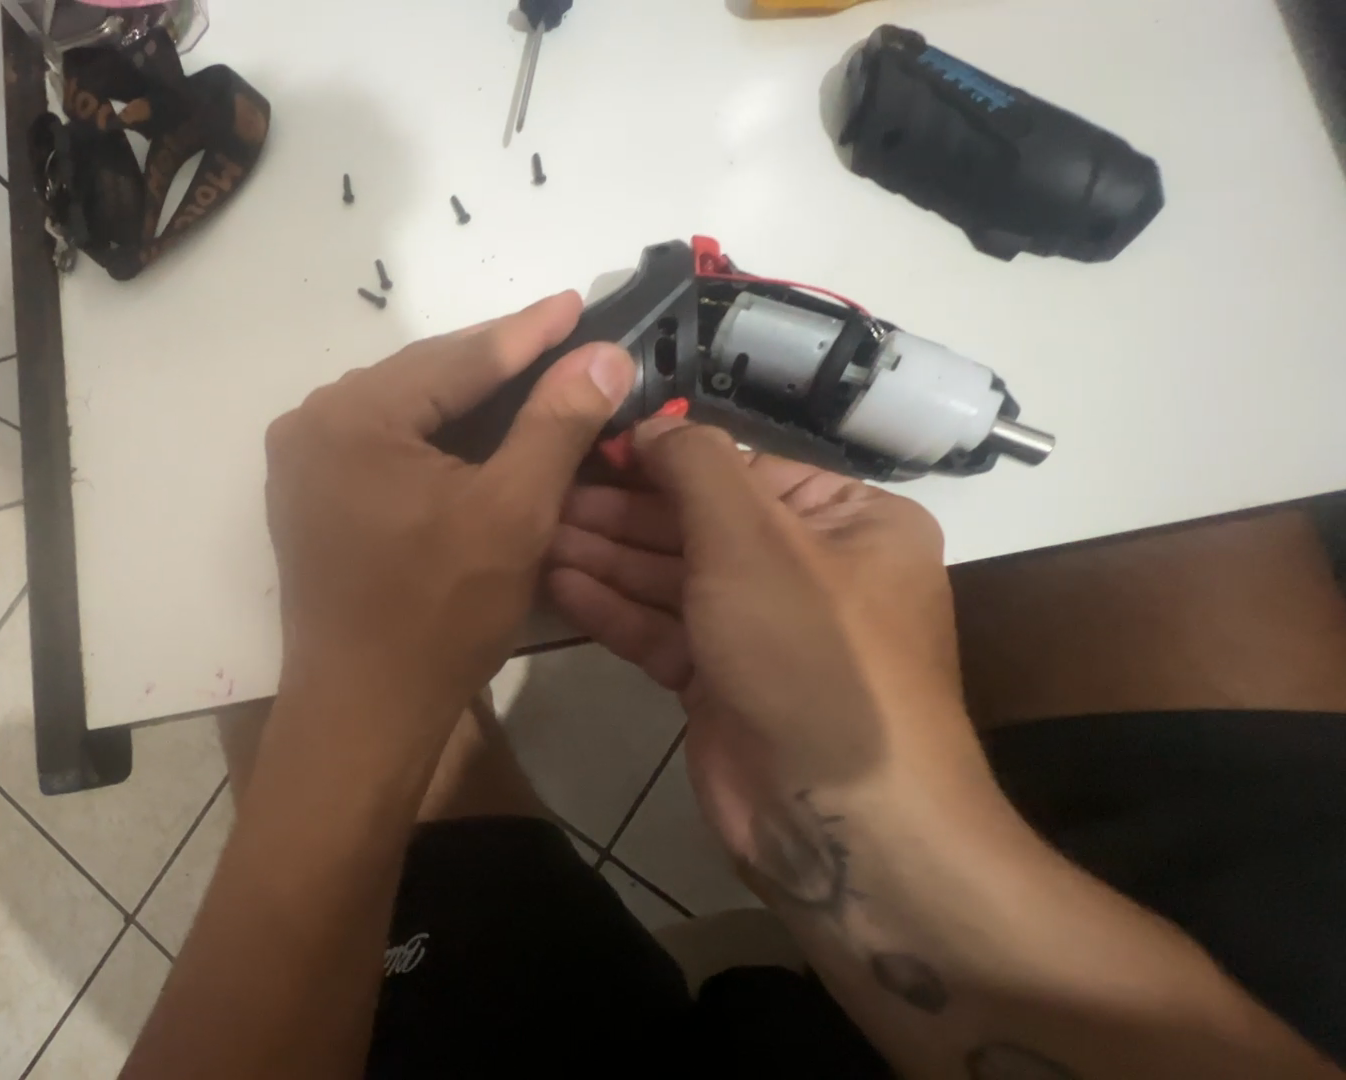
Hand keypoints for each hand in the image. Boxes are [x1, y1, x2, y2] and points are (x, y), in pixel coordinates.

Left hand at [265, 292, 634, 758]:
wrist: (363, 709)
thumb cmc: (439, 615)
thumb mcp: (512, 514)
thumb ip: (556, 424)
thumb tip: (602, 356)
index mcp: (351, 416)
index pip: (456, 358)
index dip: (527, 332)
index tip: (576, 303)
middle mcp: (311, 423)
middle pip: (423, 377)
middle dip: (496, 364)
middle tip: (563, 342)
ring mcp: (301, 460)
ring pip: (403, 410)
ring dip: (465, 400)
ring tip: (530, 380)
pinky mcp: (307, 494)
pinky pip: (382, 444)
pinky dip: (432, 437)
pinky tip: (475, 433)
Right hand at [545, 418, 1000, 891]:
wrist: (839, 818)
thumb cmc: (809, 653)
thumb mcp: (754, 540)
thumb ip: (695, 469)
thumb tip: (651, 423)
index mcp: (847, 521)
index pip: (738, 470)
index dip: (661, 459)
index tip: (589, 447)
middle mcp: (807, 570)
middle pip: (695, 525)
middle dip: (620, 514)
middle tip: (546, 493)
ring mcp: (759, 630)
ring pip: (671, 579)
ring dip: (606, 558)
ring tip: (537, 534)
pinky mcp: (719, 680)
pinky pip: (661, 628)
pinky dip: (613, 608)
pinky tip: (558, 584)